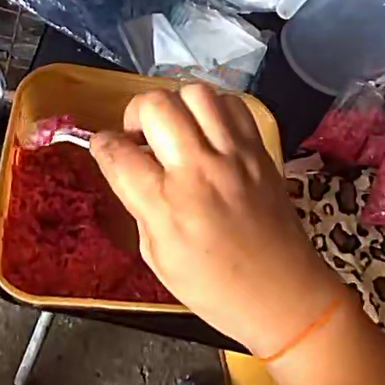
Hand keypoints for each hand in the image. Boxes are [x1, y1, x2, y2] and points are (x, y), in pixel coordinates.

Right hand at [91, 85, 345, 356]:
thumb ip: (140, 205)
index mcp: (167, 204)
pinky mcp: (261, 150)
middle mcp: (200, 169)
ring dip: (177, 104)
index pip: (118, 152)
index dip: (102, 145)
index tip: (105, 147)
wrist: (282, 292)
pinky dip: (214, 109)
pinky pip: (234, 105)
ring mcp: (235, 155)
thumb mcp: (158, 257)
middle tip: (140, 136)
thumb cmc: (215, 287)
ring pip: (197, 92)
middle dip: (136, 113)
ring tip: (176, 129)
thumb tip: (128, 168)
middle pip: (156, 106)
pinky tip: (209, 131)